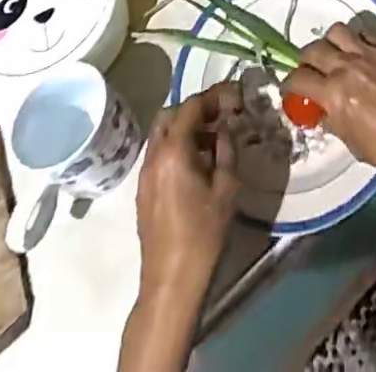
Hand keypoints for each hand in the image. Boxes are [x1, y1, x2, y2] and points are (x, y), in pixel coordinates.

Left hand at [135, 80, 242, 295]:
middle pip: (169, 116)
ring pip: (161, 135)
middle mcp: (153, 156)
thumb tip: (225, 128)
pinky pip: (159, 155)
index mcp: (173, 152)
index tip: (232, 95)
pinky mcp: (143, 190)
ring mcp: (144, 174)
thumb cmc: (203, 235)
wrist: (171, 281)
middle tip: (220, 117)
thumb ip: (226, 151)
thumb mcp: (226, 189)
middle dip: (194, 110)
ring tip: (214, 142)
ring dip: (185, 129)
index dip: (212, 97)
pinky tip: (198, 165)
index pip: (190, 108)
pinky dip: (177, 148)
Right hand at [281, 21, 375, 184]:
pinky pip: (365, 32)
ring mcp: (367, 54)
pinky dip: (357, 39)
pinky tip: (359, 52)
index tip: (291, 89)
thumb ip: (332, 119)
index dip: (290, 84)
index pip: (298, 78)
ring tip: (334, 53)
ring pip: (336, 31)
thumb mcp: (350, 141)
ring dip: (330, 42)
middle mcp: (346, 67)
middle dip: (306, 60)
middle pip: (312, 49)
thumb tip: (322, 111)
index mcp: (333, 93)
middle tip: (310, 70)